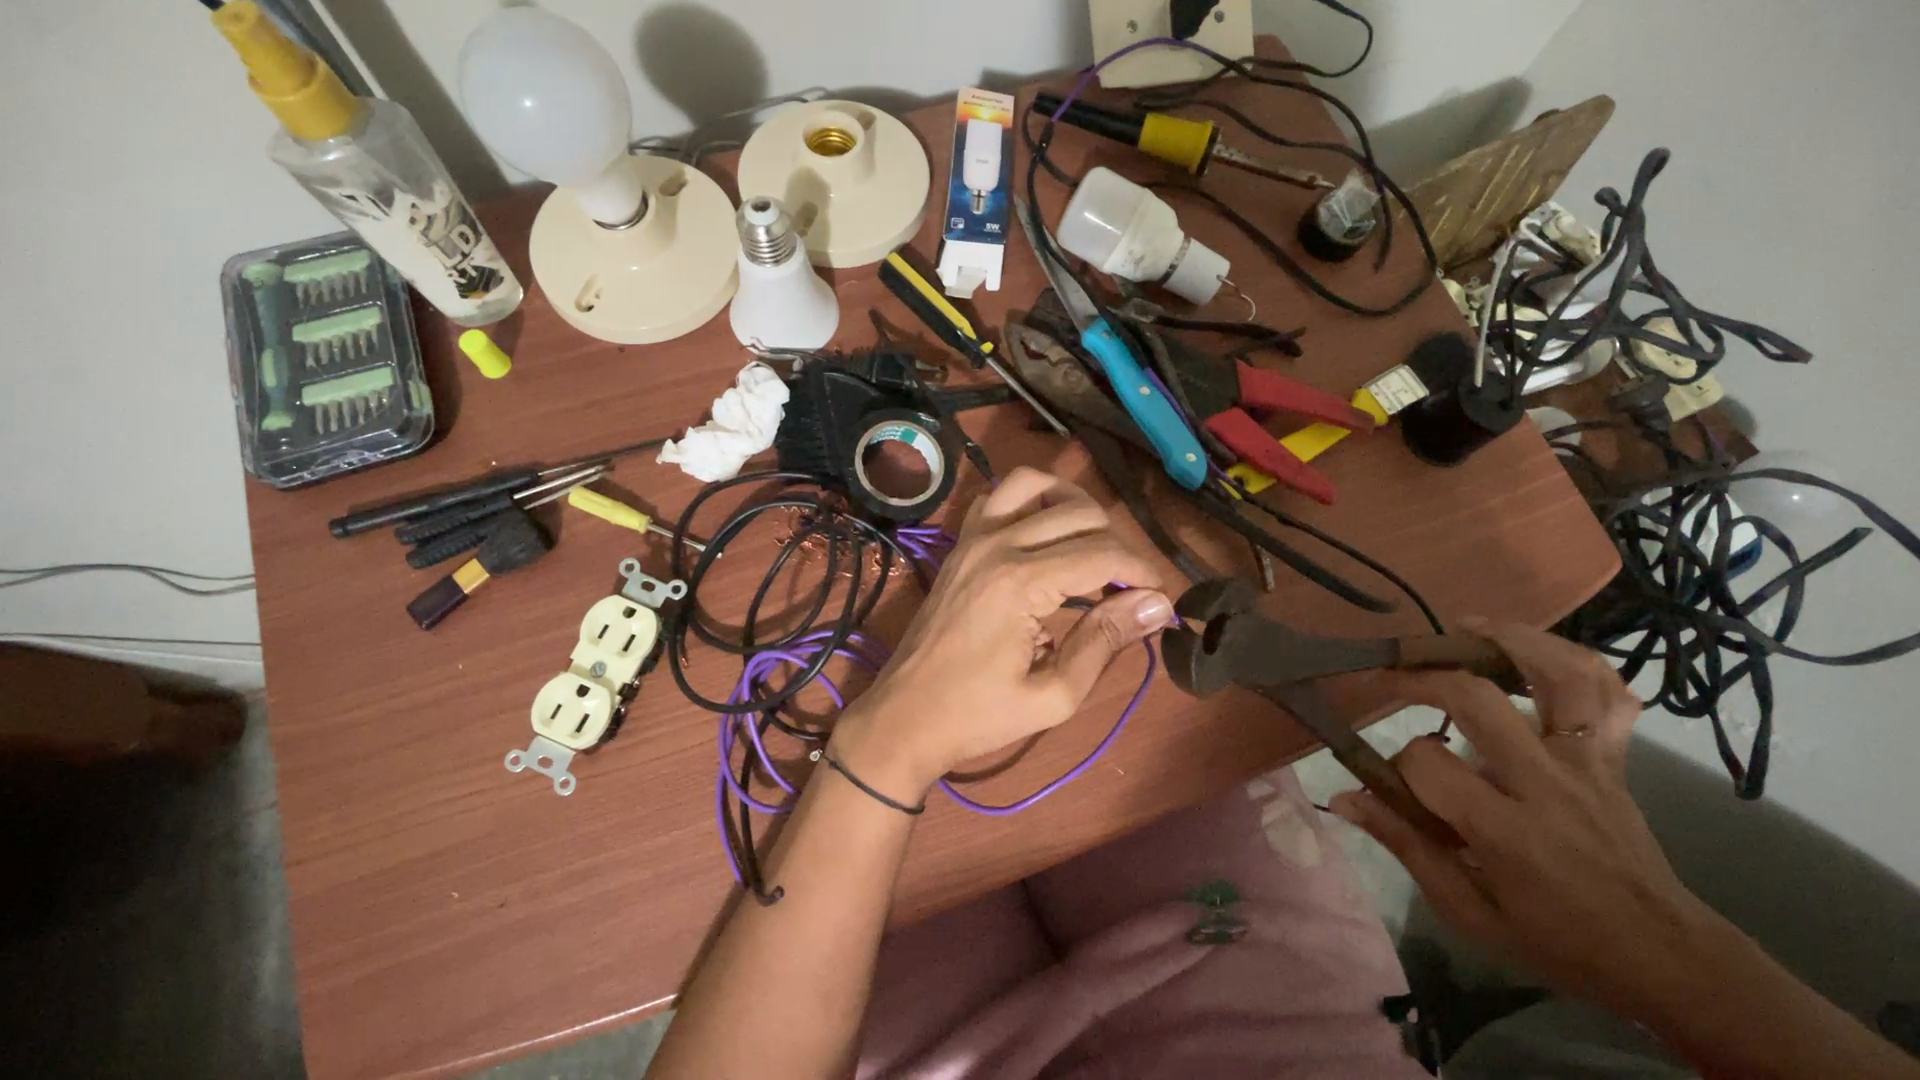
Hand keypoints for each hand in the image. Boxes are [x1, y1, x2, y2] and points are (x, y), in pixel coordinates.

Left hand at [831, 468, 1169, 800]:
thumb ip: (1104, 641)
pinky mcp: (960, 542)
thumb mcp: (1053, 695)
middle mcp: (998, 545)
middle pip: (1081, 516)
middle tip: (1128, 590)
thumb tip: (1156, 605)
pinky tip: (1047, 532)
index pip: (1104, 555)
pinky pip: (999, 495)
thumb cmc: (978, 715)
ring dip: (1077, 509)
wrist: (905, 716)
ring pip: (1040, 486)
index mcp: (1021, 583)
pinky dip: (1032, 499)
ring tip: (1095, 549)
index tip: (1161, 601)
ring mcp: (973, 538)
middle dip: (1118, 547)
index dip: (1142, 574)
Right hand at [1331, 620, 1716, 1014]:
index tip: (1387, 778)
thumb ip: (1405, 845)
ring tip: (1466, 628)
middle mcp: (1548, 784)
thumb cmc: (1555, 940)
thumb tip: (1342, 797)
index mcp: (1506, 830)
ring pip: (1560, 677)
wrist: (1662, 955)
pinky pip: (1609, 696)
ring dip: (1511, 640)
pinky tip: (1538, 653)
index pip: (1428, 763)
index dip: (1396, 761)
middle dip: (1425, 676)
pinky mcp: (1614, 760)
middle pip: (1479, 700)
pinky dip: (1578, 663)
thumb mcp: (1468, 912)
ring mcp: (1589, 765)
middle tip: (1393, 671)